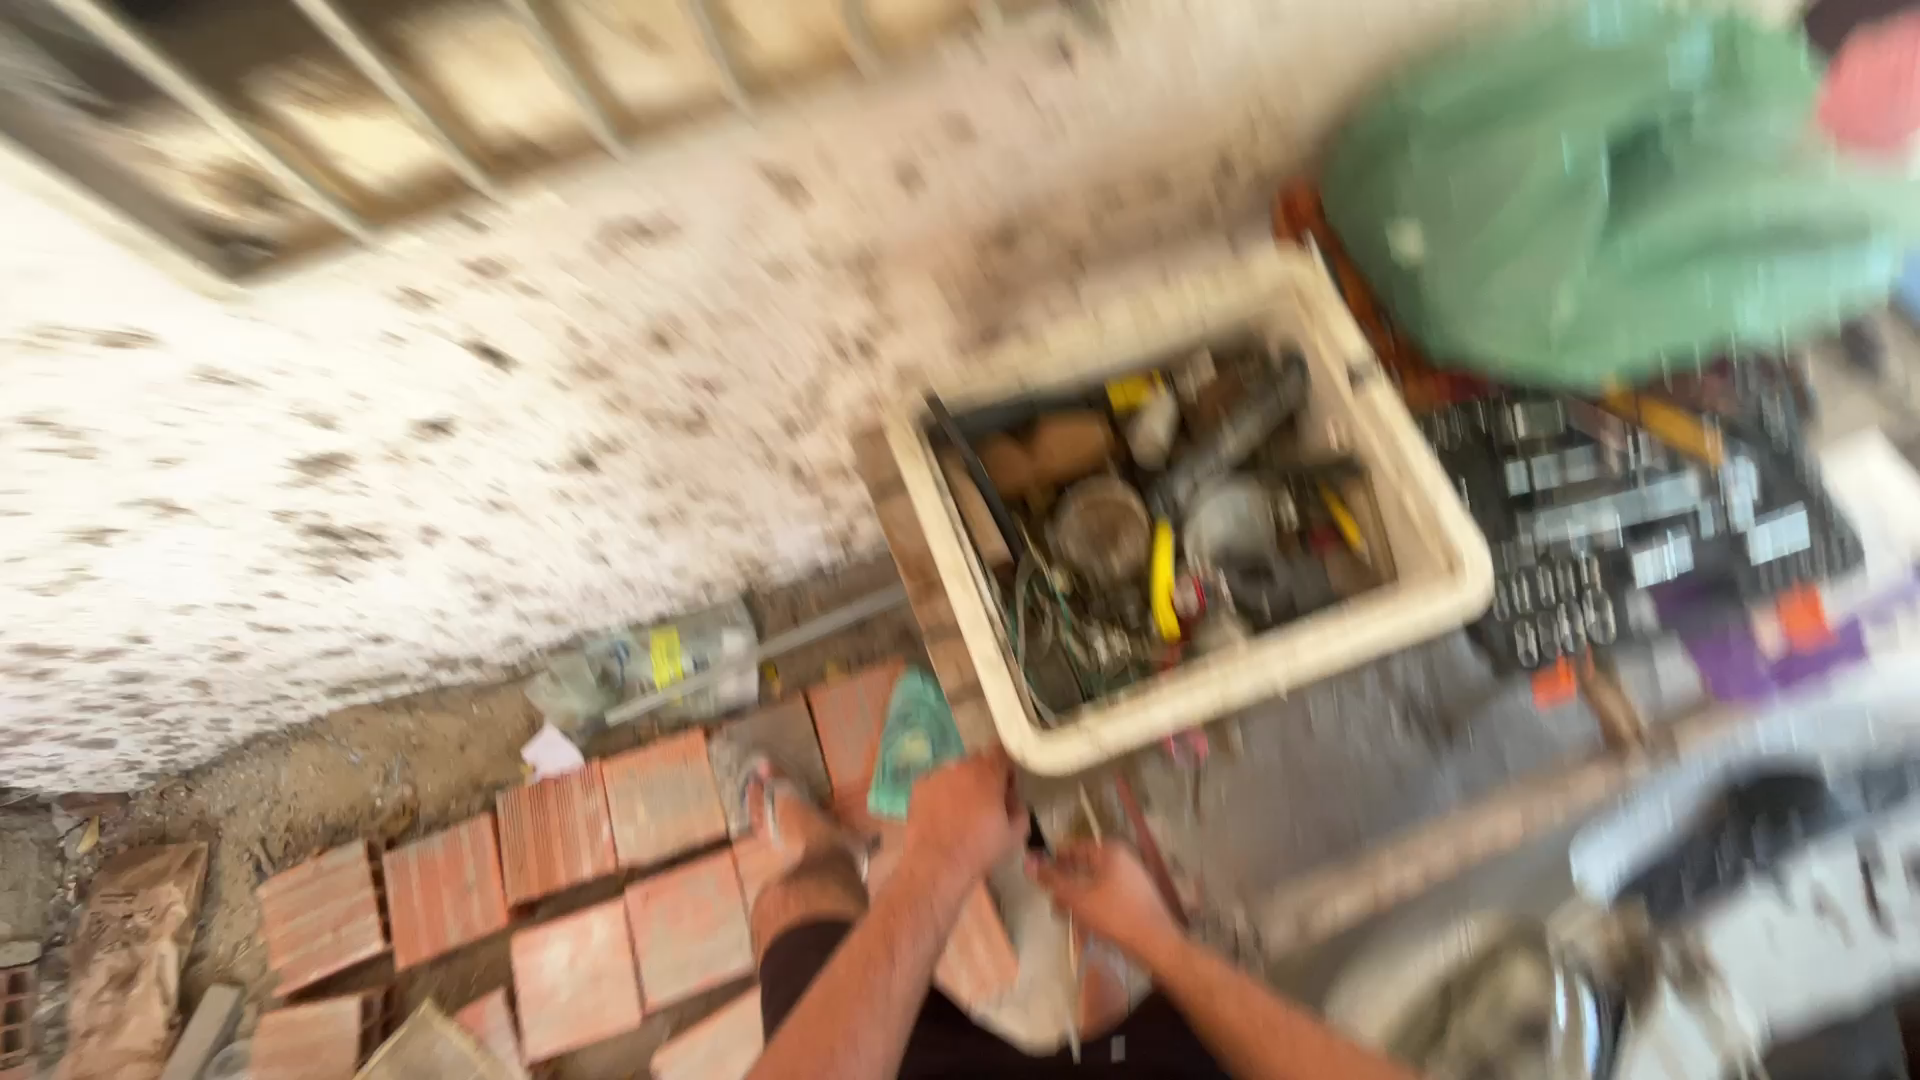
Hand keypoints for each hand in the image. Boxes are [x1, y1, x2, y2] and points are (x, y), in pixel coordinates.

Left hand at [903, 749, 1027, 884]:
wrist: (936, 864)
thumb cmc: (979, 849)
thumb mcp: (1014, 833)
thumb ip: (1020, 808)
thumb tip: (1012, 798)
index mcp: (988, 772)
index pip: (1002, 752)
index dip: (1006, 767)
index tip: (1007, 786)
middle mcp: (961, 765)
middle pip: (978, 760)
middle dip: (984, 775)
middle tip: (985, 801)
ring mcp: (938, 773)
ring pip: (956, 770)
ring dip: (962, 782)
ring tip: (960, 810)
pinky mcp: (919, 785)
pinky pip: (936, 782)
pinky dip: (942, 791)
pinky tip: (942, 813)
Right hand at [1028, 841, 1180, 959]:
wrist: (1159, 945)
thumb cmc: (1115, 917)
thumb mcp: (1078, 899)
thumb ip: (1052, 881)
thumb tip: (1028, 863)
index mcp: (1110, 851)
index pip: (1074, 847)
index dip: (1054, 859)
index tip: (1039, 873)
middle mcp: (1123, 859)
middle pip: (1085, 865)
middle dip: (1065, 883)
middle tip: (1051, 900)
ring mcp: (1133, 878)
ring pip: (1096, 882)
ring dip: (1078, 897)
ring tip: (1065, 916)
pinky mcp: (1138, 898)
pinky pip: (1108, 894)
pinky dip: (1094, 904)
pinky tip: (1086, 924)